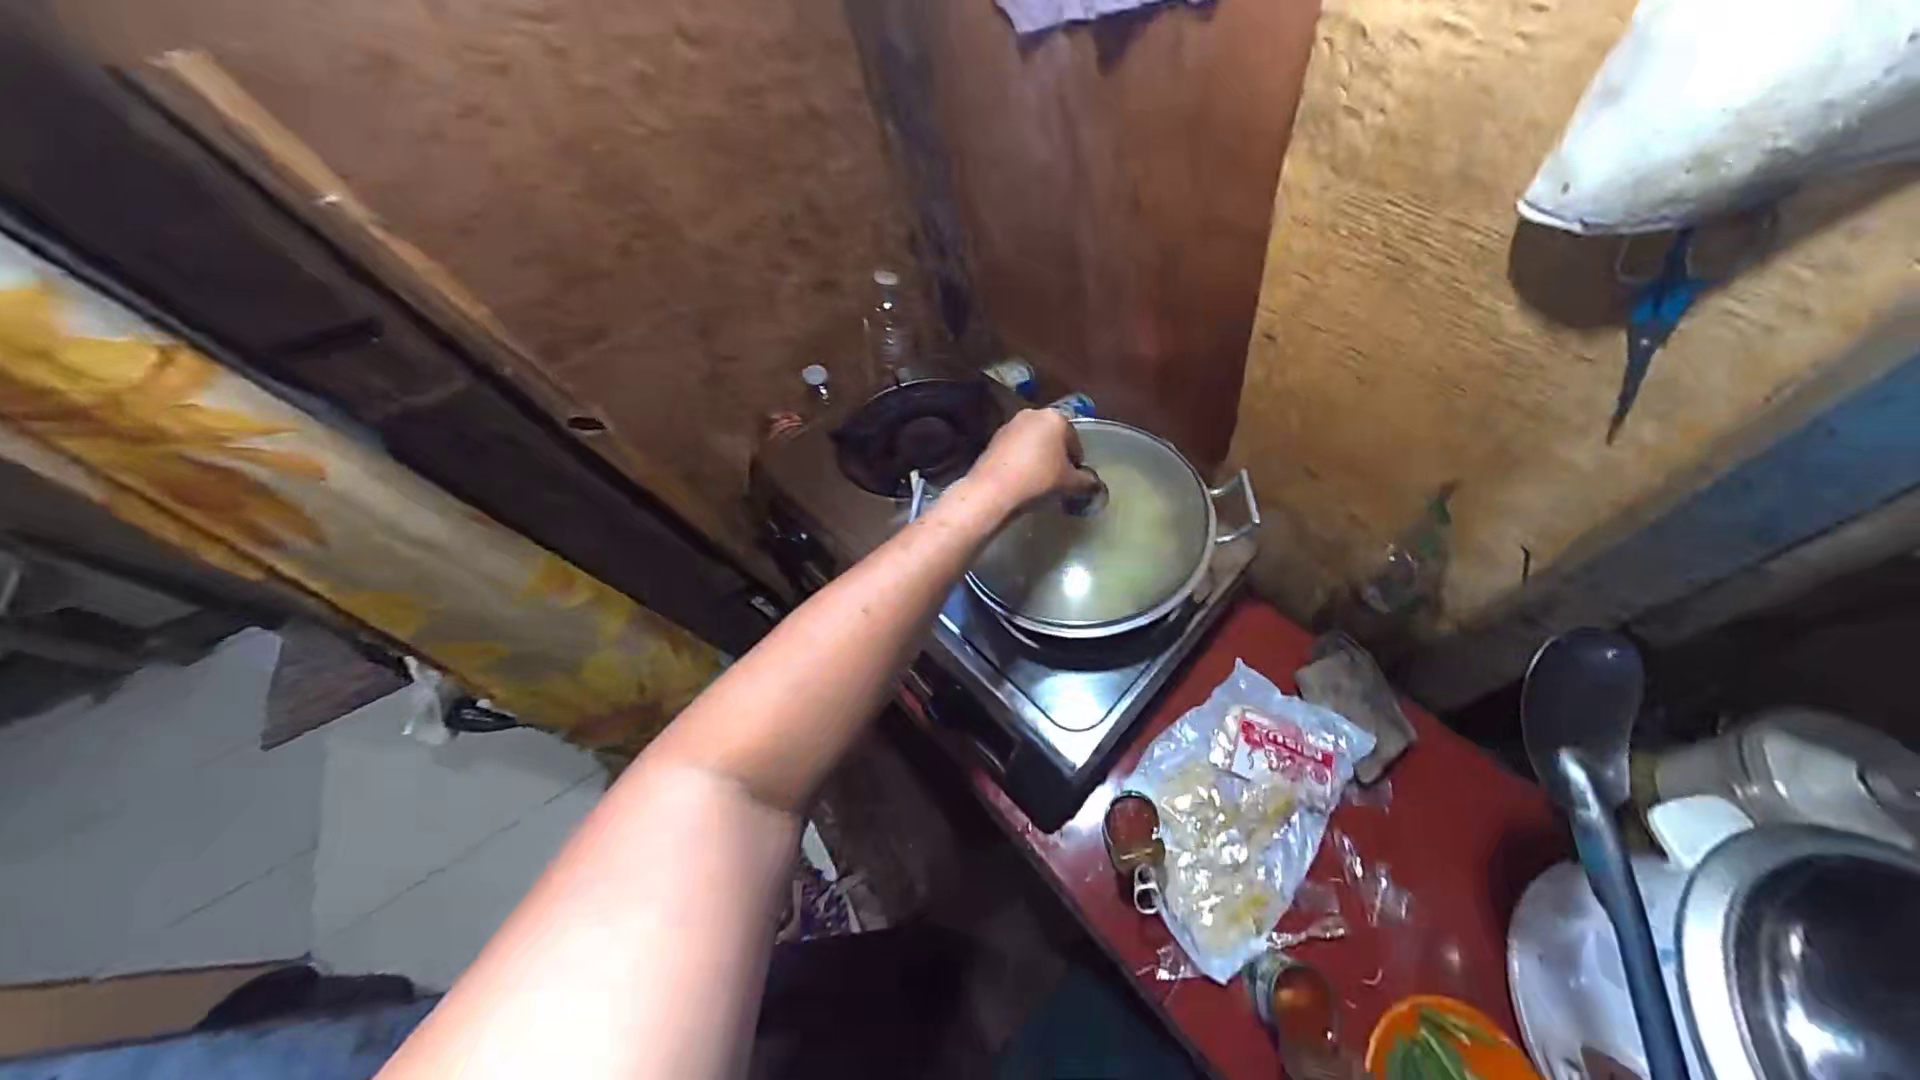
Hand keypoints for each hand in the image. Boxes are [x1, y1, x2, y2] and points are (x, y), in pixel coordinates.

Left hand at [963, 408, 1101, 516]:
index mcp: (1055, 417)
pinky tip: (1020, 479)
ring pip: (1032, 442)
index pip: (1074, 440)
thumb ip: (1088, 482)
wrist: (992, 491)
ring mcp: (1009, 425)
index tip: (1073, 479)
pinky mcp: (992, 439)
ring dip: (1038, 458)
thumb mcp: (1070, 484)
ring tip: (1038, 481)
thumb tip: (1095, 484)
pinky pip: (1015, 449)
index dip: (1077, 461)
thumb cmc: (1038, 480)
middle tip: (1057, 480)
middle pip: (1052, 437)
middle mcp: (1032, 414)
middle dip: (1056, 456)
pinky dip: (1020, 461)